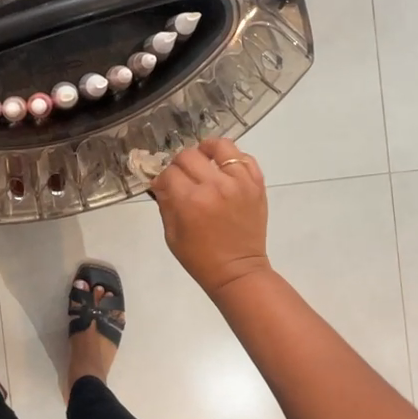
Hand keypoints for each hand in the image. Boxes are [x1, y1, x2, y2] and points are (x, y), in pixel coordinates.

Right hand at [151, 139, 270, 296]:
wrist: (238, 271)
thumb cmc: (200, 258)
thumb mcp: (172, 234)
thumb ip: (165, 202)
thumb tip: (160, 181)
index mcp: (191, 201)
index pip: (169, 172)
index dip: (163, 177)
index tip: (165, 185)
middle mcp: (215, 186)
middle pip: (189, 155)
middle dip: (179, 163)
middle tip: (182, 175)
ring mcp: (240, 183)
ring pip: (221, 147)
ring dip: (207, 151)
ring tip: (205, 159)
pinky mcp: (257, 185)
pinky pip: (245, 158)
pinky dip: (233, 159)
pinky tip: (225, 168)